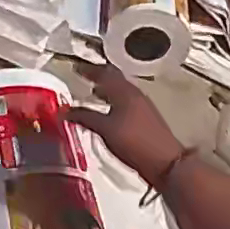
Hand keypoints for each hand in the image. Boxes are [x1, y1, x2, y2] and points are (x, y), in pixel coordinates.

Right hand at [64, 62, 184, 185]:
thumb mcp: (105, 129)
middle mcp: (135, 94)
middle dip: (99, 76)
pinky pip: (126, 100)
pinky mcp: (145, 117)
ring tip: (94, 91)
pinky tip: (109, 110)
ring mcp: (142, 105)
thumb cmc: (134, 141)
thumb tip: (65, 111)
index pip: (104, 73)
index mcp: (124, 92)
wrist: (164, 161)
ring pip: (121, 89)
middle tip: (85, 75)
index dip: (89, 70)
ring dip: (107, 88)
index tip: (76, 67)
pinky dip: (114, 99)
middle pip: (115, 78)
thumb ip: (84, 117)